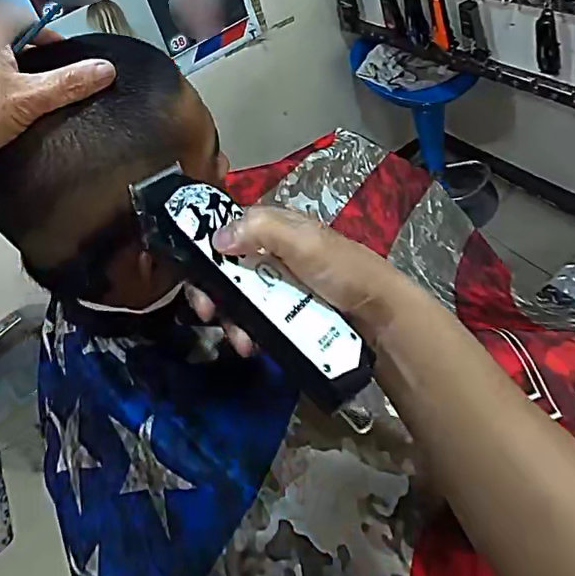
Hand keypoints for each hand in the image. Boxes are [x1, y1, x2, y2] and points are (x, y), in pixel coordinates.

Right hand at [184, 206, 412, 354]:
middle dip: (212, 292)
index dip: (207, 251)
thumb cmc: (342, 270)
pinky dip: (247, 332)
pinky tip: (250, 346)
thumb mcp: (304, 242)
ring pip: (238, 299)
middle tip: (207, 313)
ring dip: (229, 319)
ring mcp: (279, 287)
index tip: (195, 275)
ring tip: (239, 340)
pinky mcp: (285, 316)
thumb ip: (262, 230)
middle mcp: (273, 255)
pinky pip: (255, 321)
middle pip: (227, 270)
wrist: (379, 316)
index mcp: (277, 228)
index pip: (229, 232)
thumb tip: (216, 237)